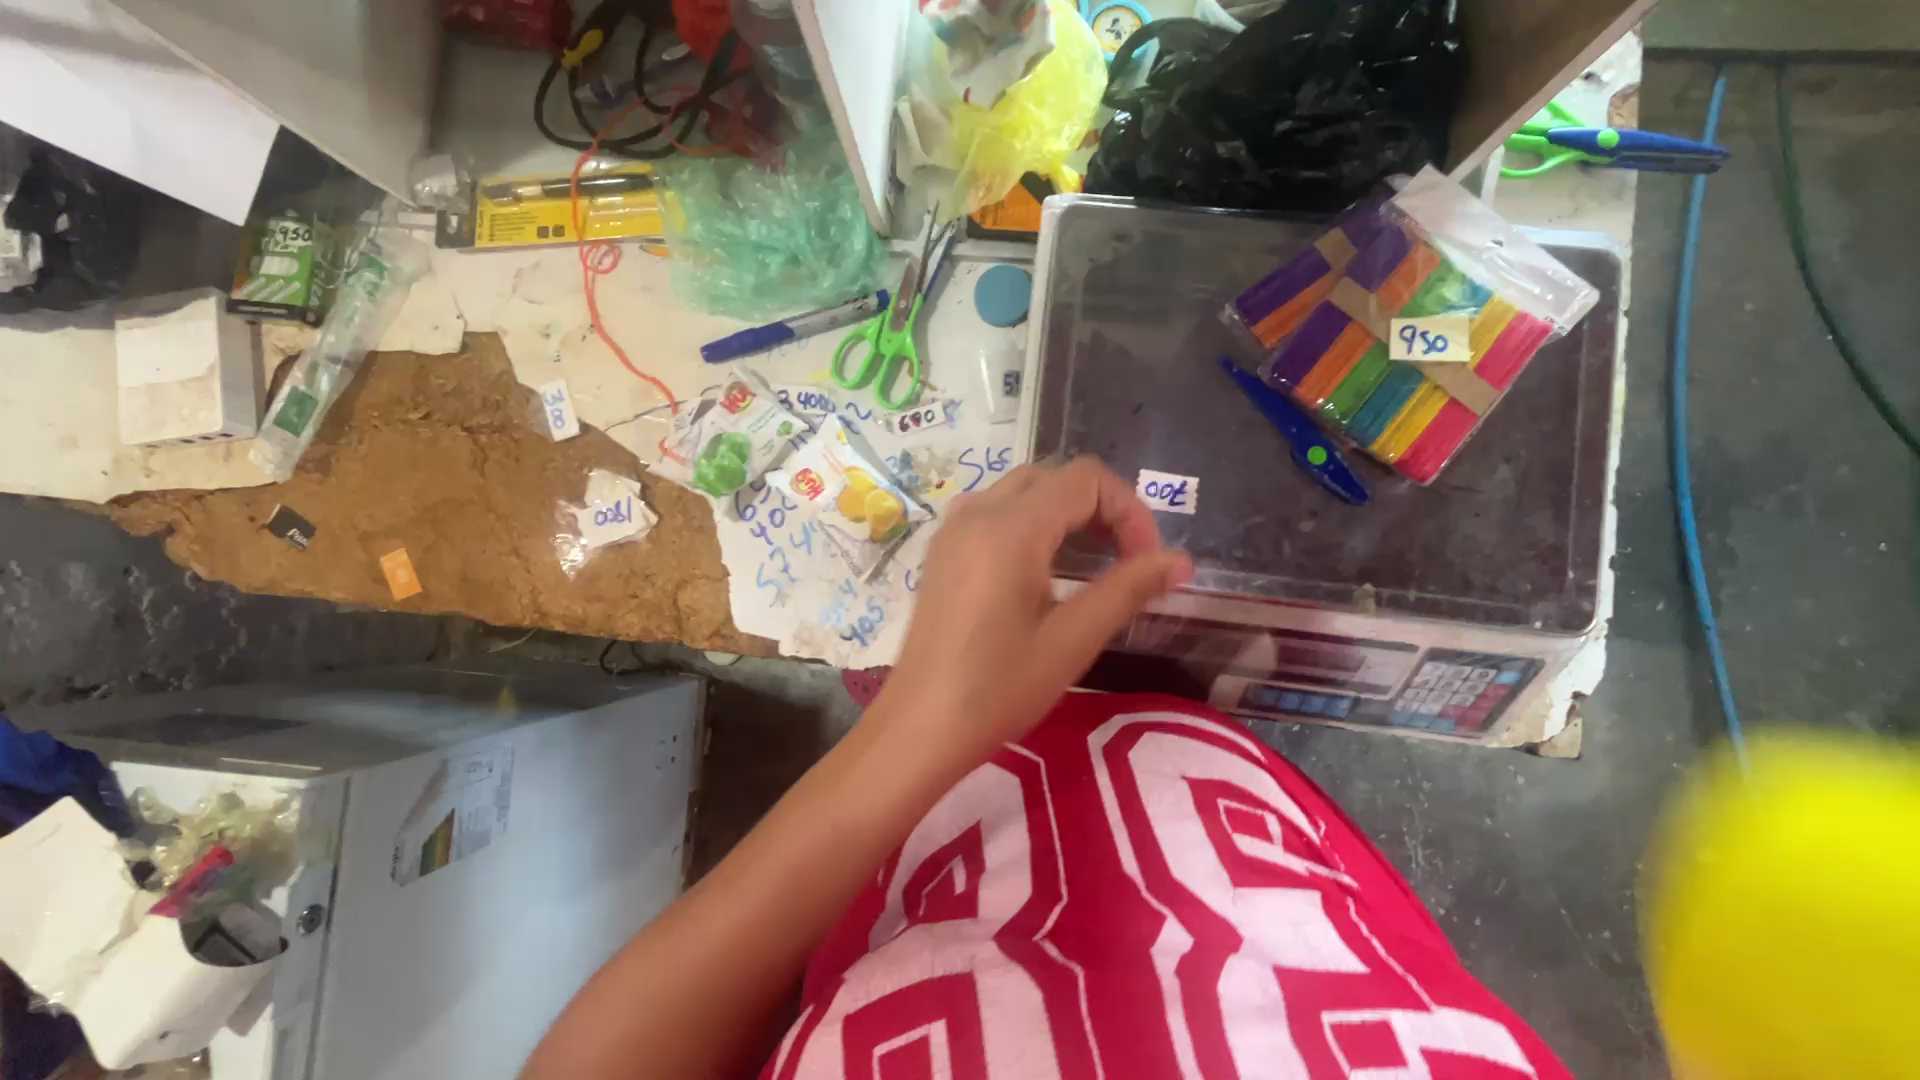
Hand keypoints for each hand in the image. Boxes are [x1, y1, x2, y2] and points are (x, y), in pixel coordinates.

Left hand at [872, 457, 1192, 758]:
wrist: (920, 728)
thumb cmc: (998, 689)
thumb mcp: (1073, 640)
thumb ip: (1128, 589)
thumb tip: (1181, 561)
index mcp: (1010, 528)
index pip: (1086, 479)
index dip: (1130, 511)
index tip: (1146, 562)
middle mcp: (977, 513)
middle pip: (1055, 478)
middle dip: (1101, 509)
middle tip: (1126, 562)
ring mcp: (953, 530)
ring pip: (1023, 491)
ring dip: (1066, 514)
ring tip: (1092, 566)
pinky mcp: (942, 553)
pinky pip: (994, 513)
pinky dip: (1032, 524)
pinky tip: (1045, 573)